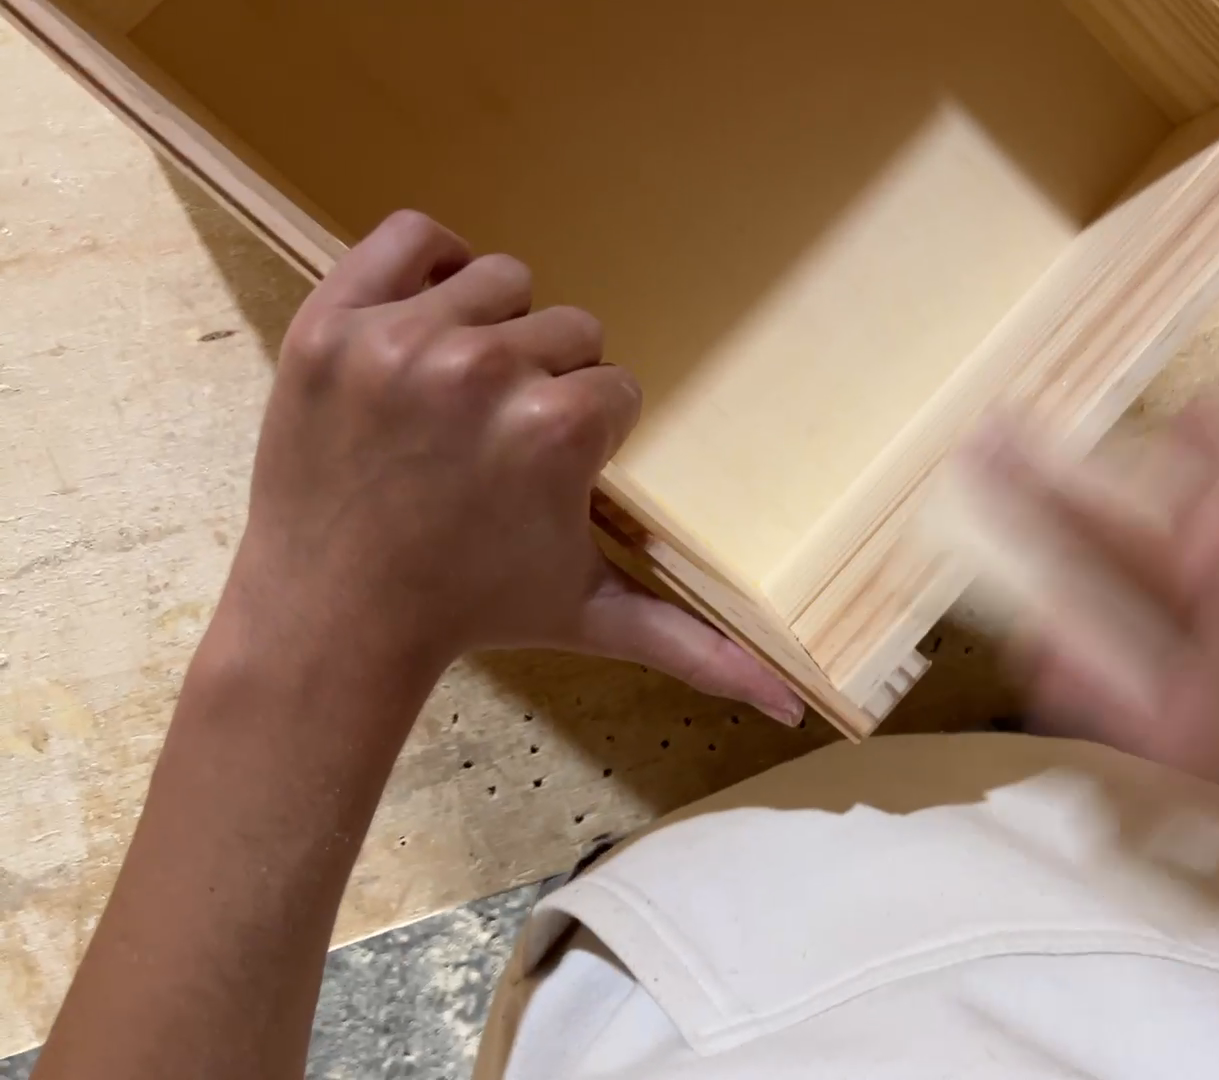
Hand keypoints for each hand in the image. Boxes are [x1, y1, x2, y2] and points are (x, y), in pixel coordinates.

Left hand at [225, 210, 802, 722]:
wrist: (335, 615)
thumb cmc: (481, 609)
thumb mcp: (600, 620)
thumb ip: (700, 652)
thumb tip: (793, 706)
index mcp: (560, 430)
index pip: (620, 387)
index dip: (597, 432)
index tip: (552, 473)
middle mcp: (485, 369)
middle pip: (574, 328)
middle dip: (557, 382)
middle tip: (510, 441)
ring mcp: (399, 337)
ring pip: (506, 279)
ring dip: (503, 331)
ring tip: (471, 395)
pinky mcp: (328, 318)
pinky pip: (411, 236)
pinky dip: (430, 267)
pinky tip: (432, 326)